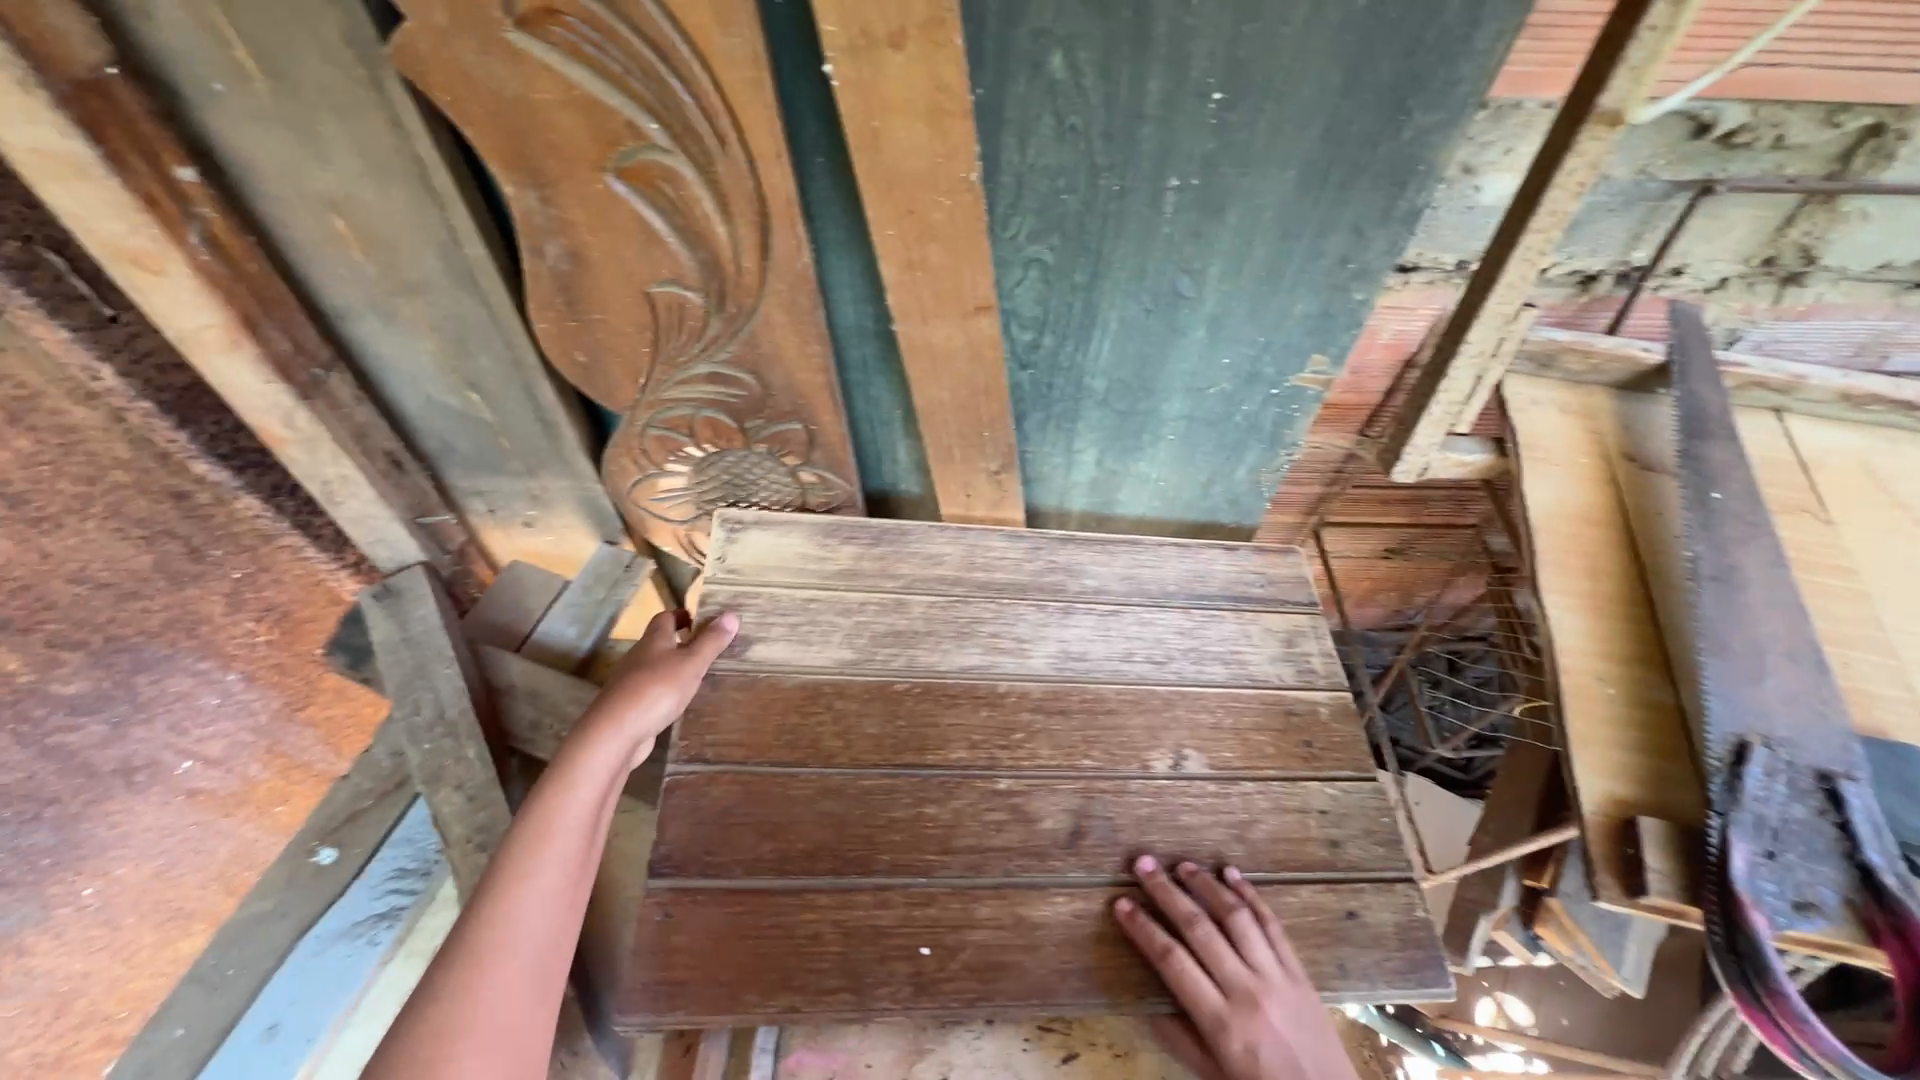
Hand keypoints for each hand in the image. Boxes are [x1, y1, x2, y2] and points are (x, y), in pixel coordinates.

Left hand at [573, 609, 737, 767]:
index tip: (702, 619)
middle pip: (659, 642)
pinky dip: (665, 691)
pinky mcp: (629, 706)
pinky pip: (651, 691)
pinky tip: (678, 703)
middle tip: (707, 648)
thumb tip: (731, 614)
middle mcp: (638, 657)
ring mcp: (630, 682)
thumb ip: (711, 641)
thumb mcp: (692, 663)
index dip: (682, 615)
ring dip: (673, 668)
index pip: (665, 617)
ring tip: (698, 675)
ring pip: (654, 667)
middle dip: (680, 642)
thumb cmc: (657, 689)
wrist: (616, 732)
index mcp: (653, 640)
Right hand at [1114, 855, 1357, 1079]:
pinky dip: (1251, 895)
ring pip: (1236, 917)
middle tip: (1144, 864)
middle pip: (1199, 928)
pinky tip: (1232, 873)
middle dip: (1167, 892)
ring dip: (1207, 885)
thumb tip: (1146, 999)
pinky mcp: (1299, 971)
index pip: (1172, 961)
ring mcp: (1276, 977)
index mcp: (1220, 1021)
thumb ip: (1178, 1037)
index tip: (1122, 904)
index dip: (1143, 929)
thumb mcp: (1212, 1075)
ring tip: (1183, 864)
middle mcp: (1246, 990)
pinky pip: (1272, 925)